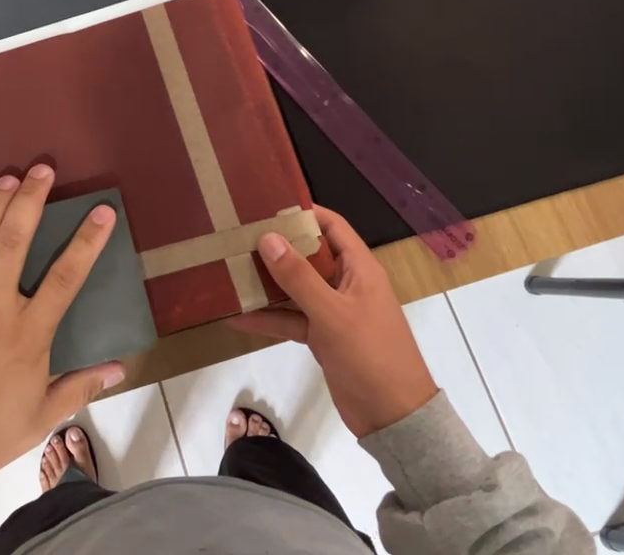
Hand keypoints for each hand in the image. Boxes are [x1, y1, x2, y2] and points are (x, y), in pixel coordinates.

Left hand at [0, 164, 124, 484]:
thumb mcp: (38, 419)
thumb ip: (79, 388)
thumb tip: (119, 368)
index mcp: (28, 336)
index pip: (65, 278)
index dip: (86, 242)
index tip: (101, 211)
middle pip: (15, 243)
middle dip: (32, 201)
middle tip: (42, 170)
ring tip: (10, 178)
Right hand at [230, 205, 437, 435]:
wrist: (394, 419)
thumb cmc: (371, 356)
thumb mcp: (331, 314)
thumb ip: (298, 277)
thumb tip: (267, 237)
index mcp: (359, 268)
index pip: (331, 226)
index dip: (303, 212)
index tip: (266, 204)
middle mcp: (346, 283)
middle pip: (308, 254)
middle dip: (276, 246)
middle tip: (238, 234)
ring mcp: (333, 311)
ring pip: (296, 287)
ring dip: (267, 282)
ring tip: (229, 269)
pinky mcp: (323, 336)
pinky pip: (291, 318)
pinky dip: (268, 317)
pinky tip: (237, 316)